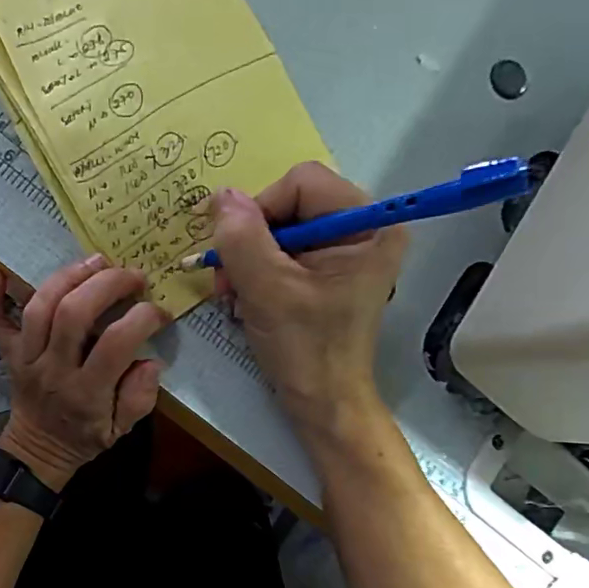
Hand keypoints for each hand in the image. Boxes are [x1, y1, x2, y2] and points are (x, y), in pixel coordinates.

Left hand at [0, 256, 168, 489]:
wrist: (38, 450)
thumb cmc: (84, 436)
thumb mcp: (121, 430)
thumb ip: (140, 398)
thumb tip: (150, 361)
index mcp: (86, 392)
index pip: (116, 344)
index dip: (143, 319)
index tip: (159, 310)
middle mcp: (53, 370)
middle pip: (72, 314)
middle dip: (106, 284)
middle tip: (132, 275)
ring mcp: (25, 358)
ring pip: (38, 307)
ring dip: (67, 276)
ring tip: (96, 262)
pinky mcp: (7, 353)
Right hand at [210, 162, 407, 438]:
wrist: (323, 403)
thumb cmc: (305, 350)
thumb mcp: (267, 291)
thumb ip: (242, 239)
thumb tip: (220, 195)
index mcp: (368, 226)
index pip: (301, 184)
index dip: (259, 210)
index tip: (233, 251)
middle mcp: (362, 229)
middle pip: (288, 205)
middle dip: (251, 242)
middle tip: (227, 281)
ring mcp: (344, 252)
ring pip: (279, 230)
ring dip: (248, 261)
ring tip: (236, 297)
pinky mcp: (327, 272)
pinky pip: (282, 252)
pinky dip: (257, 273)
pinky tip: (249, 301)